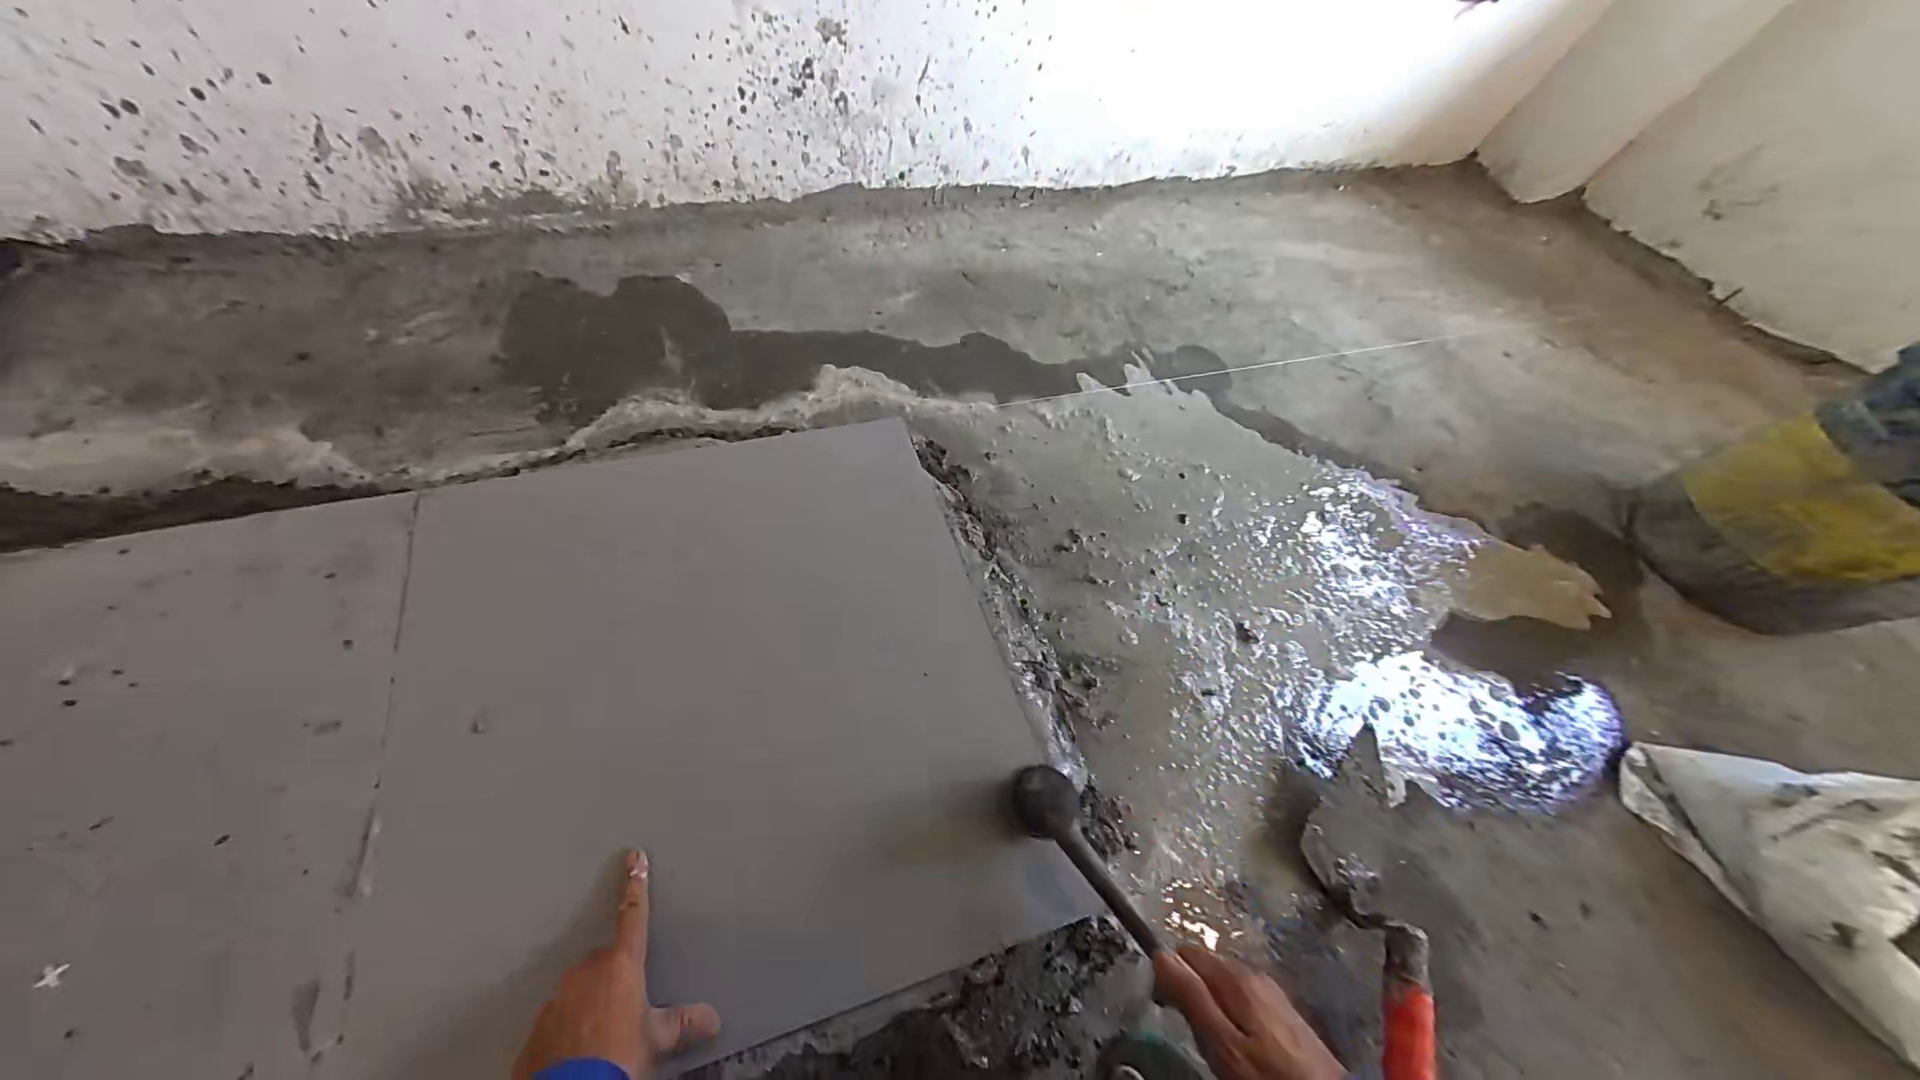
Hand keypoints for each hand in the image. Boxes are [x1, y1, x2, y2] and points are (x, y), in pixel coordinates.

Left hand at [513, 850, 721, 1079]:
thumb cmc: (617, 1060)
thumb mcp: (657, 1040)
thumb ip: (683, 1022)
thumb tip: (709, 1020)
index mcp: (621, 964)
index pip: (633, 914)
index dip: (636, 885)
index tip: (634, 861)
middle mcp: (586, 972)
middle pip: (604, 961)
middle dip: (613, 979)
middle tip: (625, 1009)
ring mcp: (556, 999)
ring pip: (578, 990)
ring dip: (589, 1004)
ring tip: (601, 1037)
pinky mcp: (535, 1029)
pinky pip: (557, 1018)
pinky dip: (567, 1028)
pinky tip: (577, 1050)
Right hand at [1153, 945, 1344, 1079]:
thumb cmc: (1270, 1079)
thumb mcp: (1223, 1045)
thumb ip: (1191, 997)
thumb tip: (1160, 954)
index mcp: (1234, 976)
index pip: (1184, 953)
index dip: (1169, 977)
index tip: (1169, 1011)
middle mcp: (1252, 973)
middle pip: (1204, 965)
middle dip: (1189, 989)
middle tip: (1193, 1032)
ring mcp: (1271, 991)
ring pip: (1222, 983)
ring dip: (1210, 1003)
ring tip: (1215, 1043)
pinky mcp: (1284, 1012)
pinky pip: (1242, 999)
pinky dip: (1230, 1013)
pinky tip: (1239, 1044)